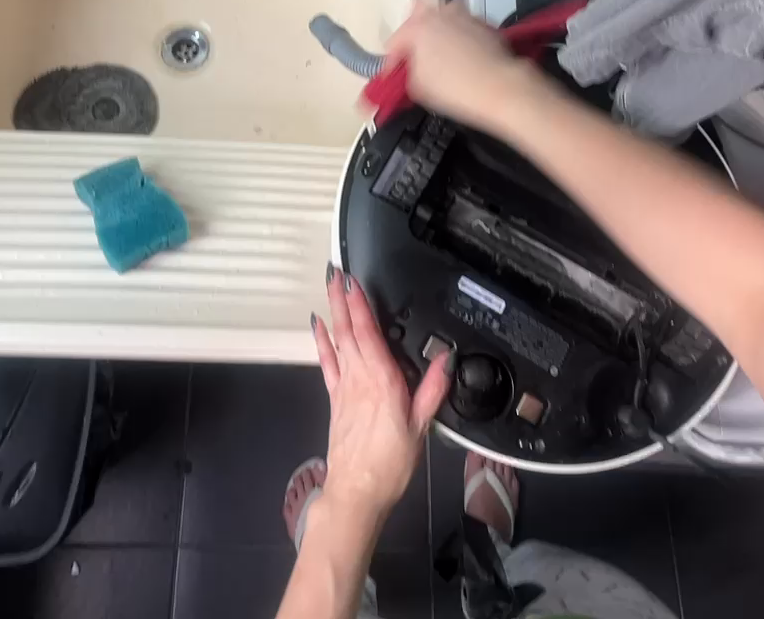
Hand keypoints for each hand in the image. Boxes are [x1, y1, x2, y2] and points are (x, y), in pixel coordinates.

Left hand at [310, 269, 449, 525]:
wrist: (356, 492)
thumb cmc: (390, 464)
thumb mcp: (420, 428)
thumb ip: (432, 390)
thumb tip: (446, 359)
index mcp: (383, 381)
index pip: (369, 333)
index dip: (360, 304)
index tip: (354, 280)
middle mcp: (359, 377)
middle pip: (349, 330)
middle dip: (341, 299)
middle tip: (336, 271)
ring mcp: (344, 385)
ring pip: (338, 340)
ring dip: (332, 311)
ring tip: (328, 287)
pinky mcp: (335, 397)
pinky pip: (327, 361)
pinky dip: (322, 341)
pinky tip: (317, 325)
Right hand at [382, 0, 539, 129]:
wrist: (499, 87)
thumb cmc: (458, 87)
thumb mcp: (417, 87)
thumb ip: (407, 73)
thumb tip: (409, 72)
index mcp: (417, 28)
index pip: (394, 42)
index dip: (390, 61)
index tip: (392, 74)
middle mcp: (439, 15)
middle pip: (418, 8)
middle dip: (412, 26)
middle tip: (412, 47)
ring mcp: (464, 16)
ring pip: (443, 10)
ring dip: (436, 23)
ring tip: (436, 45)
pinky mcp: (483, 25)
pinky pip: (464, 22)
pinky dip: (458, 32)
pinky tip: (460, 52)